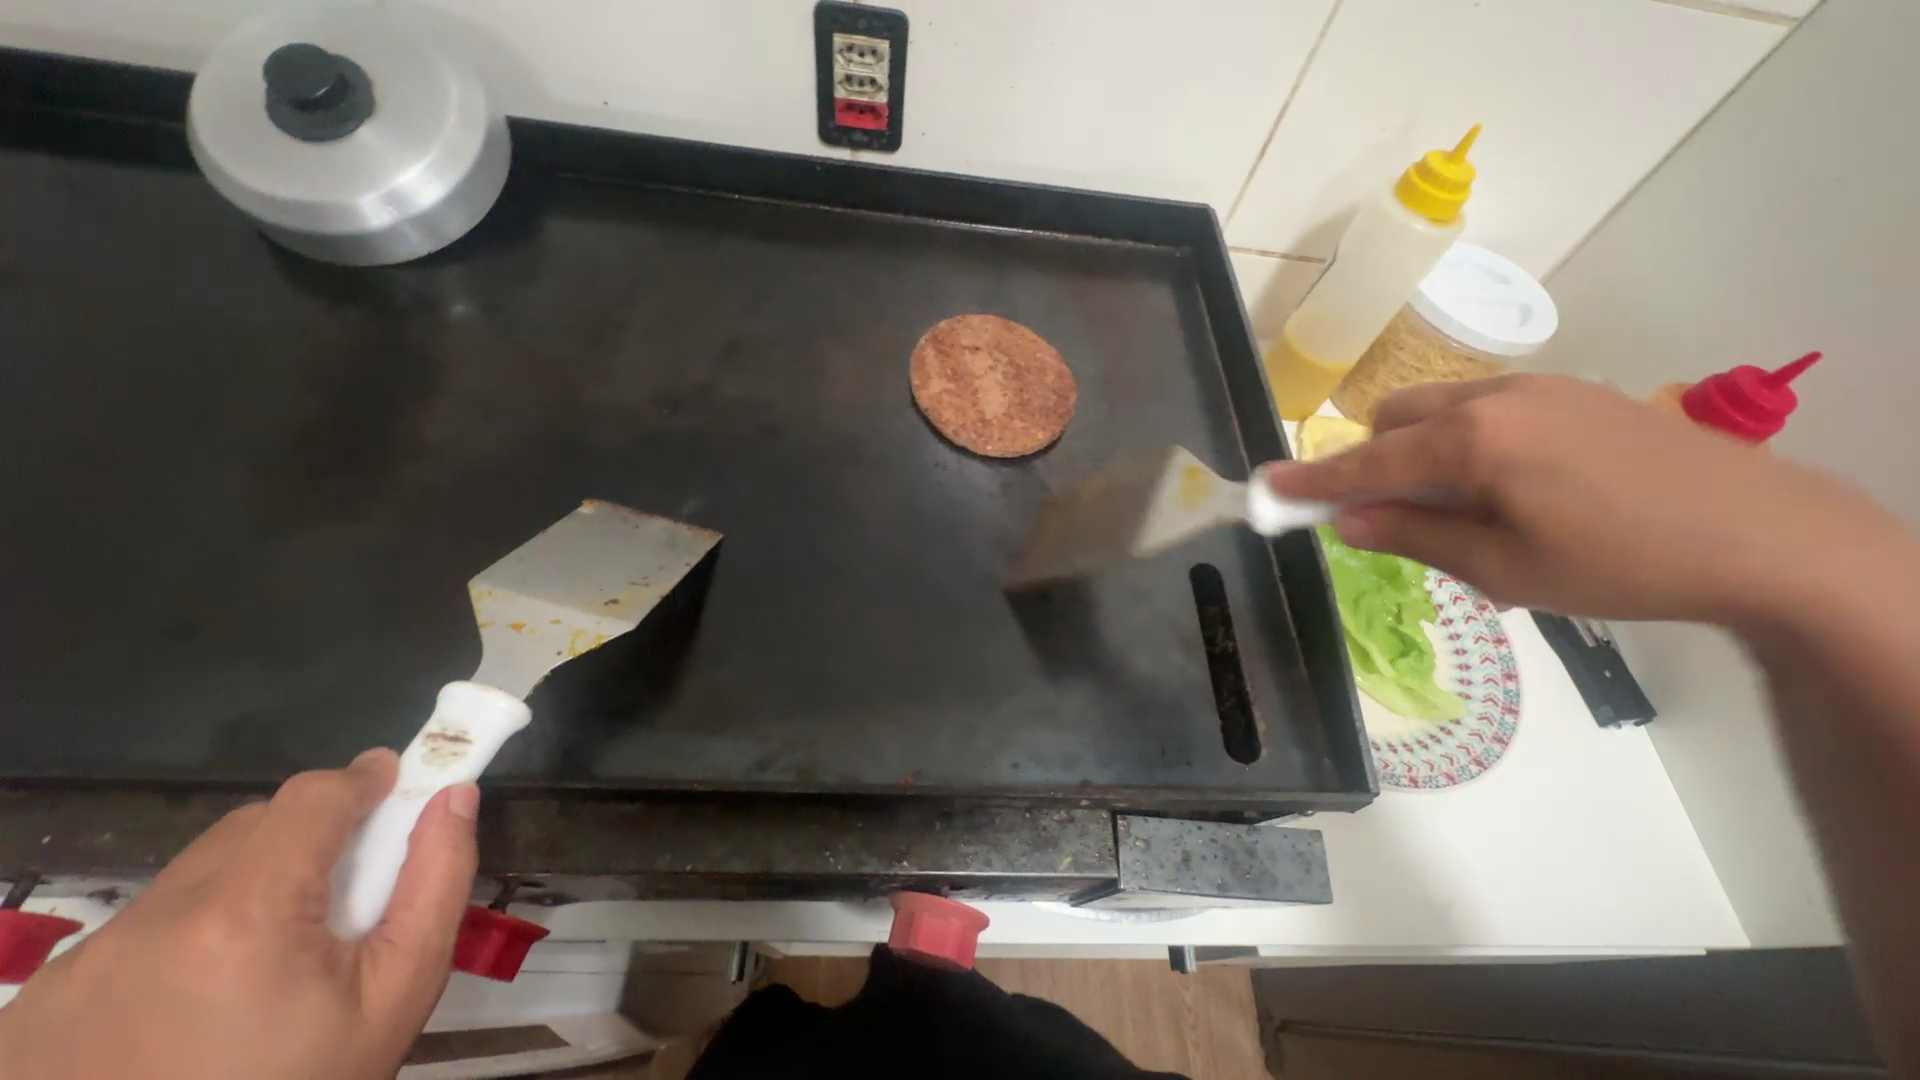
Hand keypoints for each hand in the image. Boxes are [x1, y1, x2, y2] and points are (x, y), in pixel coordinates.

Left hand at [0, 750, 477, 1079]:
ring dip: (252, 878)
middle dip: (312, 832)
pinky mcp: (39, 1002)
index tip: (397, 782)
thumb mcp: (402, 989)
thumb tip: (455, 796)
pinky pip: (140, 925)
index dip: (362, 780)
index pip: (311, 798)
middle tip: (352, 883)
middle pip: (252, 827)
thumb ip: (438, 880)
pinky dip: (191, 928)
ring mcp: (81, 964)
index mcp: (246, 915)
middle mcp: (149, 923)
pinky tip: (205, 993)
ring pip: (196, 872)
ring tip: (278, 950)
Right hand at [1268, 375, 1906, 628]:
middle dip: (1370, 462)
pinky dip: (1462, 440)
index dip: (1312, 480)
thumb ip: (1414, 535)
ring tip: (1455, 506)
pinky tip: (1506, 486)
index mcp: (1471, 441)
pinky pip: (1484, 406)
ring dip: (1417, 449)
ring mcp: (1538, 387)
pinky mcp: (1573, 392)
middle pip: (1393, 420)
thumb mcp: (1503, 568)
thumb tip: (1349, 520)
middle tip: (1383, 516)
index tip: (1266, 488)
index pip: (1366, 463)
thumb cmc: (1620, 564)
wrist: (1766, 535)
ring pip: (1438, 406)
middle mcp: (1494, 397)